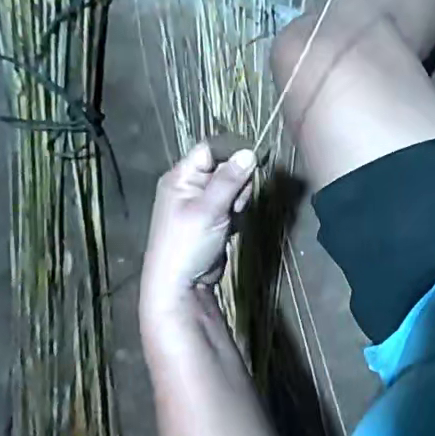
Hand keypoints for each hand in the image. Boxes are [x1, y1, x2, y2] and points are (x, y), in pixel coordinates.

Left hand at [140, 141, 255, 319]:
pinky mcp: (212, 219)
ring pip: (231, 187)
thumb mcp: (208, 208)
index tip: (253, 161)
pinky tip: (235, 223)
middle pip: (224, 167)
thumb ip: (230, 180)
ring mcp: (201, 204)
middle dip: (238, 180)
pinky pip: (232, 204)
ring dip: (240, 197)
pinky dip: (238, 211)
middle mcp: (189, 186)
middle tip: (239, 200)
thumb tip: (250, 153)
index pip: (209, 150)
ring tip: (235, 214)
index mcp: (180, 177)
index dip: (231, 153)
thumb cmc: (187, 244)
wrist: (180, 285)